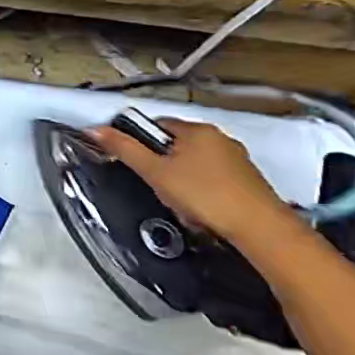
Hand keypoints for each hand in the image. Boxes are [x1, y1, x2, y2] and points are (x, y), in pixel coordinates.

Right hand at [85, 118, 299, 246]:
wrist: (259, 229)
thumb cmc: (206, 196)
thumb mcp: (154, 172)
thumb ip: (123, 148)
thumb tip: (95, 129)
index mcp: (197, 130)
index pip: (156, 126)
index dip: (142, 145)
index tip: (140, 165)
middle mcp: (220, 138)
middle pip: (175, 146)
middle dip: (163, 167)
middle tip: (160, 187)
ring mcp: (238, 160)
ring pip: (194, 165)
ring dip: (182, 182)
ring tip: (182, 204)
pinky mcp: (249, 181)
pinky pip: (213, 180)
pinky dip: (203, 193)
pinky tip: (202, 210)